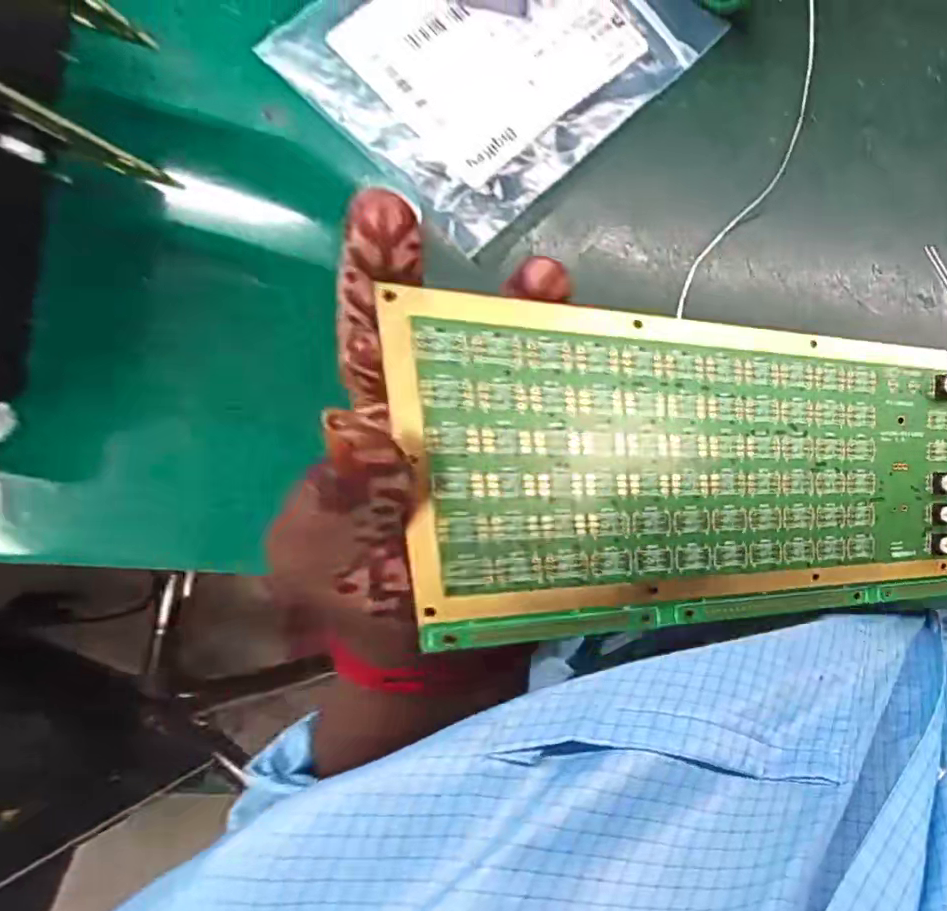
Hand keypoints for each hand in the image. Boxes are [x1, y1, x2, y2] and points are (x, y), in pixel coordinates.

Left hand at [265, 188, 571, 668]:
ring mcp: (505, 463)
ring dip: (558, 353)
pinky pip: (573, 453)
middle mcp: (450, 431)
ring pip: (534, 395)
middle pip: (477, 353)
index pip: (376, 342)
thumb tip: (361, 434)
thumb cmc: (361, 606)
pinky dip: (598, 423)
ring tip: (586, 321)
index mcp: (382, 431)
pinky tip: (627, 400)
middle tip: (545, 273)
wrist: (433, 662)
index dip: (380, 276)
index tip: (390, 212)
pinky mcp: (545, 497)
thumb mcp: (319, 556)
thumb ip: (331, 503)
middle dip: (503, 304)